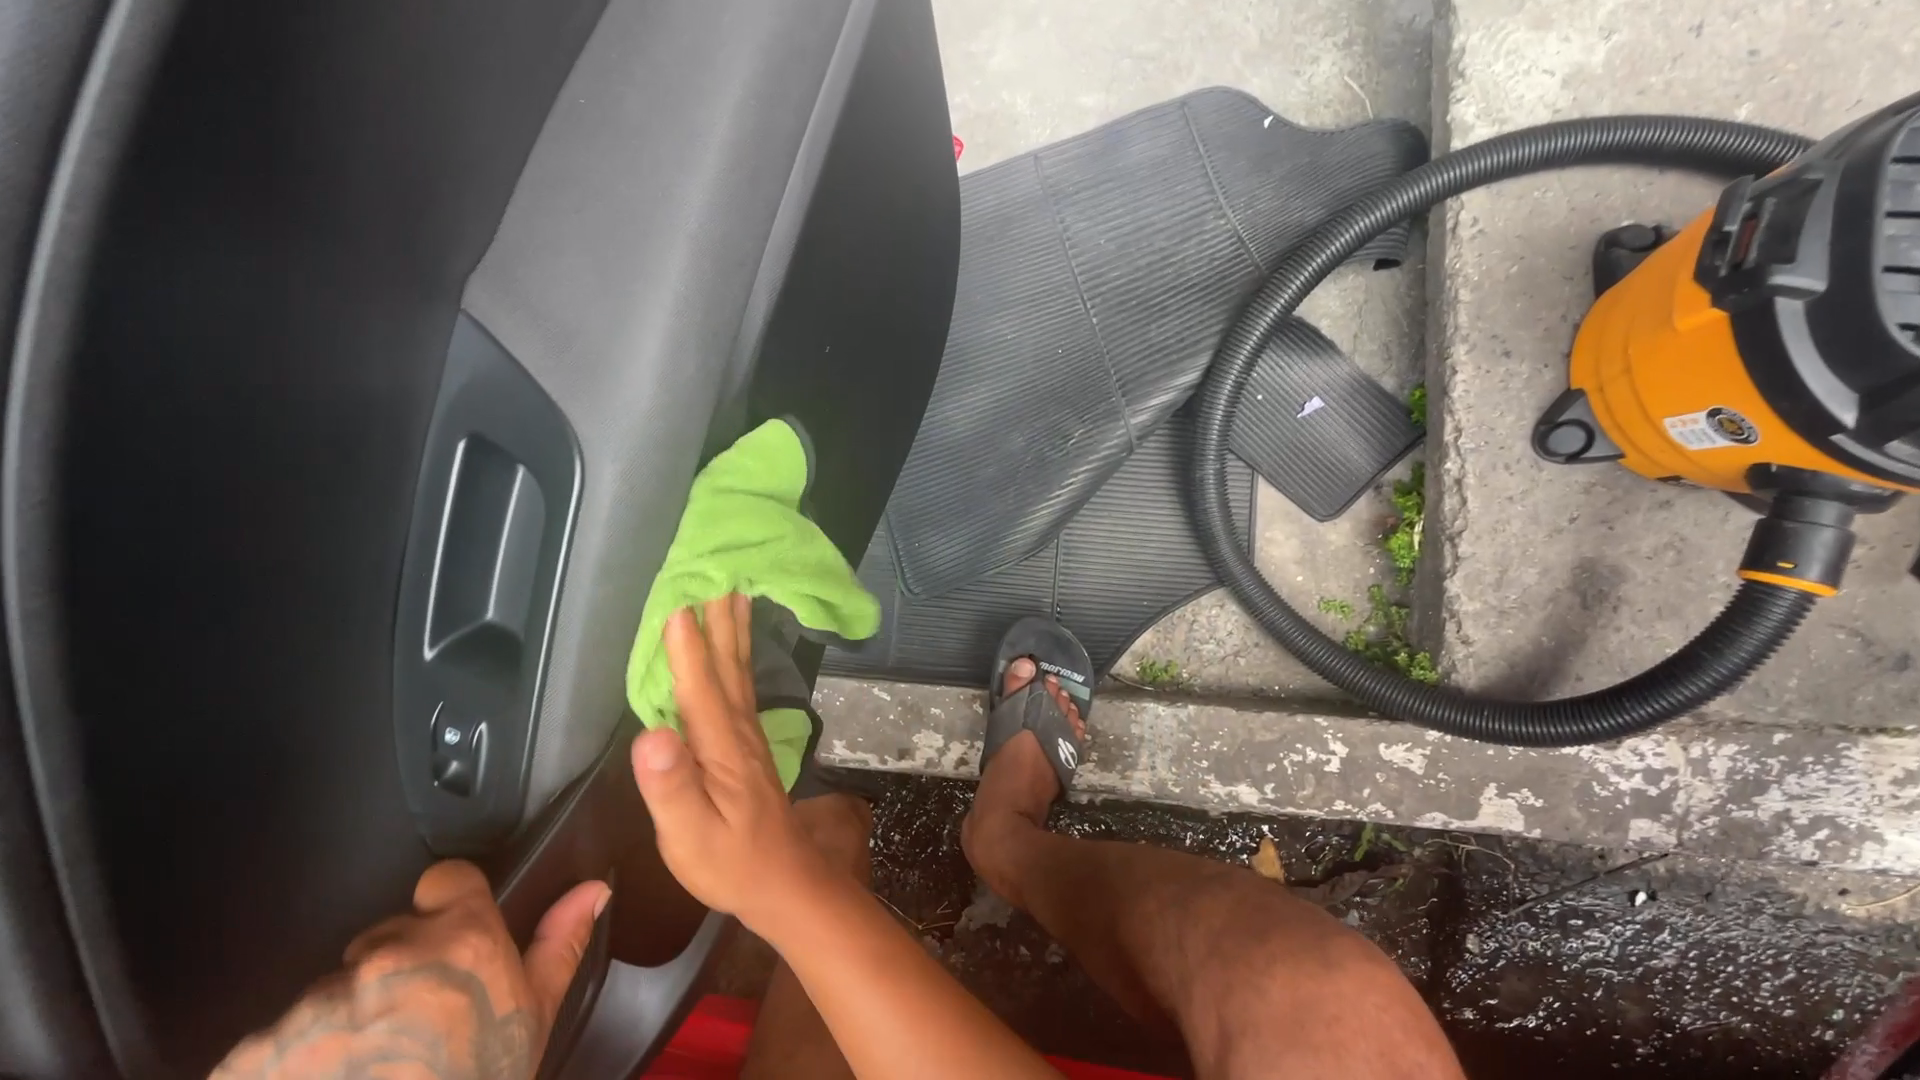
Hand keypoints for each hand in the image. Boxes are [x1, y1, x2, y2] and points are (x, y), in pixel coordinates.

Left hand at [211, 861, 607, 1079]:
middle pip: (386, 939)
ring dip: (345, 1022)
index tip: (451, 941)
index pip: (444, 879)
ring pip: (333, 994)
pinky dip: (291, 1065)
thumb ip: (560, 944)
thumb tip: (594, 887)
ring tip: (365, 1072)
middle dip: (395, 972)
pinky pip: (274, 1044)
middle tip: (412, 1028)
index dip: (448, 905)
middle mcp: (388, 956)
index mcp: (460, 939)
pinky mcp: (255, 1052)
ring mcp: (317, 1003)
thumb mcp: (535, 1018)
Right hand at [630, 594, 829, 932]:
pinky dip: (735, 654)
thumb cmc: (731, 864)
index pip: (701, 687)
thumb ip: (672, 788)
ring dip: (733, 627)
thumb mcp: (690, 838)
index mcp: (721, 749)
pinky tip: (734, 644)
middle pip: (727, 664)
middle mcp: (739, 731)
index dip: (688, 646)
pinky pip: (740, 684)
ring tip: (732, 588)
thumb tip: (653, 735)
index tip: (678, 601)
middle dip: (718, 616)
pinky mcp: (749, 742)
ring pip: (738, 669)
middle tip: (715, 568)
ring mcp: (748, 734)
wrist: (784, 881)